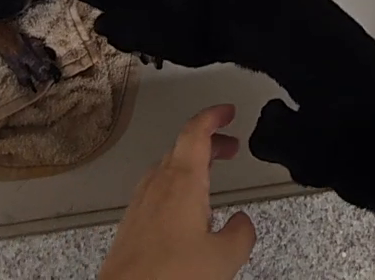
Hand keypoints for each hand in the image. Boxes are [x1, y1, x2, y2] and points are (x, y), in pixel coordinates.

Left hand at [99, 105, 256, 279]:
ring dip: (192, 164)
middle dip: (209, 142)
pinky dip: (176, 186)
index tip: (228, 112)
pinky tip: (183, 211)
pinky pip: (156, 190)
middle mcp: (159, 184)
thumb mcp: (223, 258)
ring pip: (168, 167)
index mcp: (183, 180)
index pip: (196, 130)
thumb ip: (241, 233)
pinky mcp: (131, 223)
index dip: (214, 116)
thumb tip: (243, 222)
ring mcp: (141, 202)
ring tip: (210, 177)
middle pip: (183, 146)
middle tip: (229, 146)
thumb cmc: (168, 276)